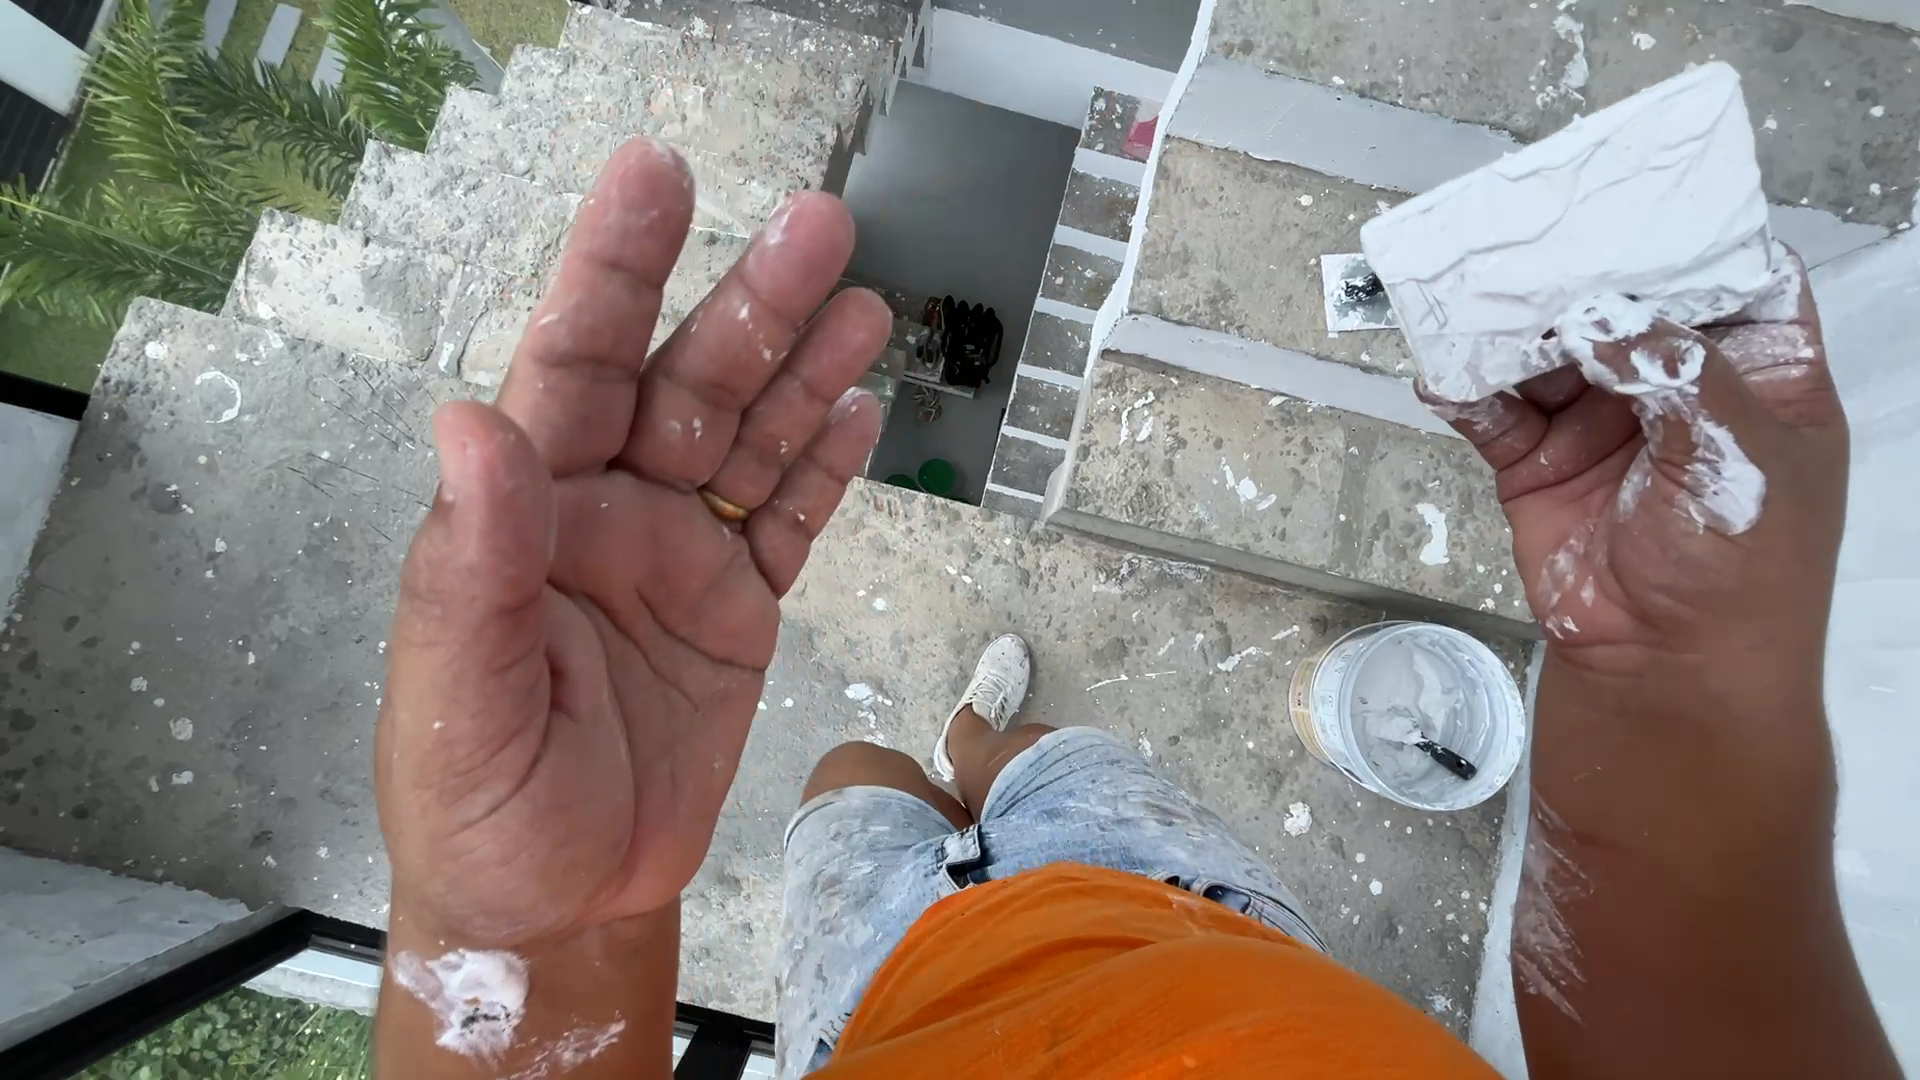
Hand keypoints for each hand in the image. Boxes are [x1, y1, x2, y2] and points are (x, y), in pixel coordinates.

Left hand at [373, 140, 889, 945]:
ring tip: (866, 309)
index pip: (574, 365)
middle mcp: (615, 511)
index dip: (615, 270)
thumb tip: (470, 423)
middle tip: (824, 230)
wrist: (568, 891)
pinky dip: (825, 469)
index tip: (659, 178)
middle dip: (756, 307)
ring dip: (810, 375)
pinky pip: (792, 521)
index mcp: (533, 513)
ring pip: (758, 445)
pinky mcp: (744, 603)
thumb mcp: (459, 698)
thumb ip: (470, 563)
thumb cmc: (489, 804)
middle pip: (694, 387)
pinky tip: (856, 414)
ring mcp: (688, 554)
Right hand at [1427, 247, 1847, 705]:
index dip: (1679, 245)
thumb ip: (1671, 375)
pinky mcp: (1532, 460)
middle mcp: (1665, 389)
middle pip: (1611, 316)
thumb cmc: (1737, 560)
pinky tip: (1443, 381)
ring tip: (1462, 313)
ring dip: (1503, 342)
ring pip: (1540, 363)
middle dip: (1567, 288)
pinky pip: (1493, 416)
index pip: (1720, 286)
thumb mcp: (1731, 456)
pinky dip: (1466, 398)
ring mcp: (1592, 424)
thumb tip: (1599, 312)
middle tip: (1516, 255)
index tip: (1626, 206)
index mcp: (1748, 374)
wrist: (1657, 653)